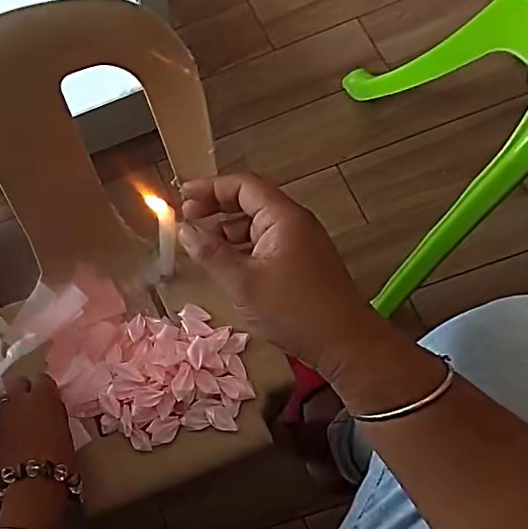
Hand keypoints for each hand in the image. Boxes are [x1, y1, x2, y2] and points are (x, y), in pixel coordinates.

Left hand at [0, 374, 74, 472]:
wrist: (35, 479)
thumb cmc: (61, 456)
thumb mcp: (64, 427)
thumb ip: (54, 411)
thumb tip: (50, 408)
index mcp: (43, 395)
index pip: (42, 379)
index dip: (44, 388)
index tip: (48, 397)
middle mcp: (19, 398)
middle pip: (18, 382)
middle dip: (23, 390)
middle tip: (30, 404)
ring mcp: (2, 413)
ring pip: (4, 400)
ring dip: (10, 406)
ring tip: (16, 420)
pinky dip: (0, 424)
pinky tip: (6, 436)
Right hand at [180, 173, 388, 381]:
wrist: (345, 343)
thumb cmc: (293, 310)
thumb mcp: (243, 282)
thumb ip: (210, 253)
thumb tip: (184, 230)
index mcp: (283, 218)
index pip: (244, 185)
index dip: (210, 187)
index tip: (182, 195)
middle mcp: (294, 222)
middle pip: (250, 200)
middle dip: (216, 206)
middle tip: (187, 218)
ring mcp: (299, 242)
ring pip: (256, 223)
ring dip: (226, 229)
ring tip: (201, 245)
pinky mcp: (300, 261)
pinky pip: (264, 242)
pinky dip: (241, 246)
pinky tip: (225, 263)